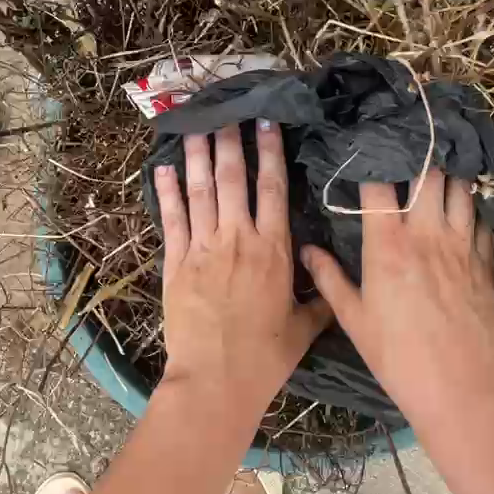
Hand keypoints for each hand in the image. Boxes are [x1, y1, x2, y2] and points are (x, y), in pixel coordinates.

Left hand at [154, 120, 332, 418]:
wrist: (216, 380)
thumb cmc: (265, 358)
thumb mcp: (302, 328)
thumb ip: (318, 300)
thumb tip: (331, 282)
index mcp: (274, 249)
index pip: (273, 189)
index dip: (270, 153)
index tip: (265, 124)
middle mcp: (238, 239)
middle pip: (234, 179)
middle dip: (230, 142)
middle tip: (225, 113)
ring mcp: (204, 248)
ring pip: (201, 191)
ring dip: (197, 156)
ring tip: (194, 127)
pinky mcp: (176, 262)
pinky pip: (172, 219)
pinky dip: (167, 192)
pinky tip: (162, 169)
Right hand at [299, 169, 493, 428]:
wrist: (461, 392)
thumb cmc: (398, 358)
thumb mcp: (353, 320)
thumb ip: (329, 278)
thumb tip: (306, 249)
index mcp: (388, 245)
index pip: (378, 185)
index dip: (372, 162)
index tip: (365, 152)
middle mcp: (426, 235)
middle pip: (428, 174)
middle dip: (419, 155)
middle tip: (409, 147)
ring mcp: (461, 246)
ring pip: (461, 189)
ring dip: (449, 175)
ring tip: (438, 166)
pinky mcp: (485, 263)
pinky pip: (483, 220)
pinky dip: (474, 206)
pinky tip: (466, 204)